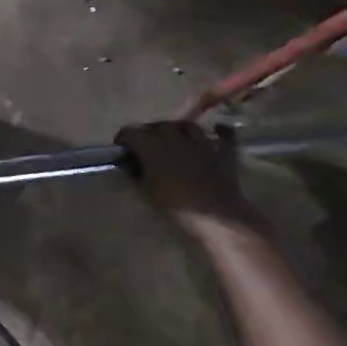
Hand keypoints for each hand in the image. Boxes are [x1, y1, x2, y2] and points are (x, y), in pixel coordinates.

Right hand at [116, 121, 261, 230]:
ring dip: (177, 128)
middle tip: (144, 144)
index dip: (124, 138)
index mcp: (153, 148)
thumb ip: (136, 175)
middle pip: (158, 126)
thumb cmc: (176, 208)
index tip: (120, 147)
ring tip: (172, 137)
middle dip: (149, 132)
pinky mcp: (223, 154)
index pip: (132, 132)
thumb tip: (130, 165)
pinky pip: (225, 136)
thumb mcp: (147, 193)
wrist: (217, 219)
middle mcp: (176, 139)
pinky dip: (220, 131)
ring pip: (187, 126)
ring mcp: (202, 144)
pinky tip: (218, 130)